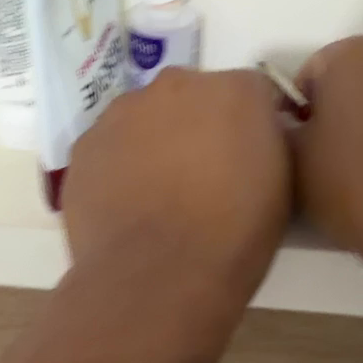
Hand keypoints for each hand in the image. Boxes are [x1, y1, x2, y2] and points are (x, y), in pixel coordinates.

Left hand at [63, 68, 290, 296]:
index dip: (250, 127)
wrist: (156, 276)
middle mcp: (176, 86)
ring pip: (143, 119)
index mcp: (235, 92)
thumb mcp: (278, 189)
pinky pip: (109, 148)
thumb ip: (263, 147)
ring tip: (156, 197)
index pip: (251, 94)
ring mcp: (122, 113)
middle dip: (196, 126)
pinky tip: (125, 208)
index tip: (248, 161)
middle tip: (200, 178)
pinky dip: (117, 168)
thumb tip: (248, 145)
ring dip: (152, 144)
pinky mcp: (84, 145)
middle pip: (191, 97)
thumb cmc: (233, 237)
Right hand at [292, 35, 362, 284]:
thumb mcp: (295, 166)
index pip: (309, 75)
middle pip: (356, 82)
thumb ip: (283, 133)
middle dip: (341, 115)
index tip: (301, 153)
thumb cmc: (360, 190)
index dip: (299, 116)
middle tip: (332, 165)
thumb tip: (296, 127)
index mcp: (356, 54)